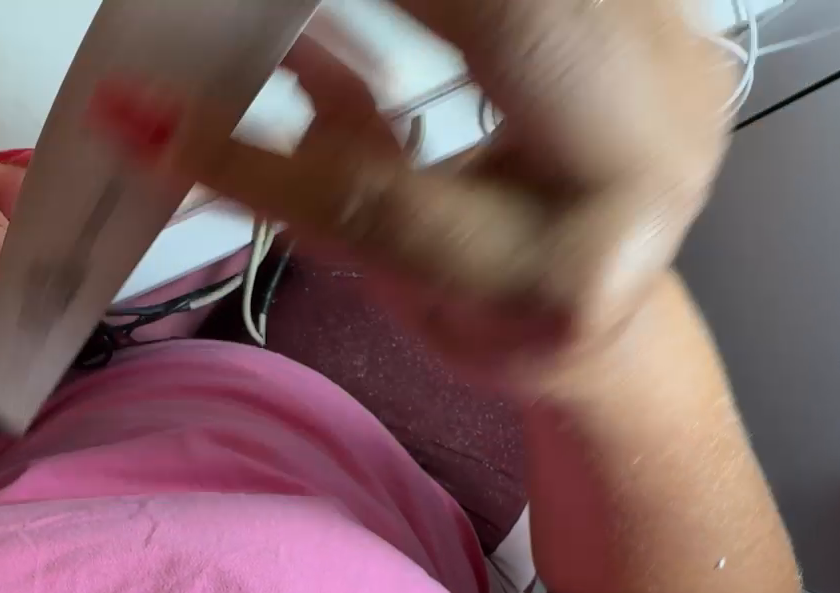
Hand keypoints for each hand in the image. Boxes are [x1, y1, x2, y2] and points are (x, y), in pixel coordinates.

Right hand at [85, 0, 729, 396]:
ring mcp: (677, 84)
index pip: (385, 204)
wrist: (604, 305)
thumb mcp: (398, 289)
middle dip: (398, 0)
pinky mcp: (684, 28)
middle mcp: (637, 178)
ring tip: (324, 9)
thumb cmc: (494, 314)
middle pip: (508, 23)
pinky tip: (422, 17)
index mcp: (551, 280)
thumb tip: (186, 113)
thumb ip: (314, 198)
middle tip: (266, 4)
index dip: (264, 161)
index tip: (155, 120)